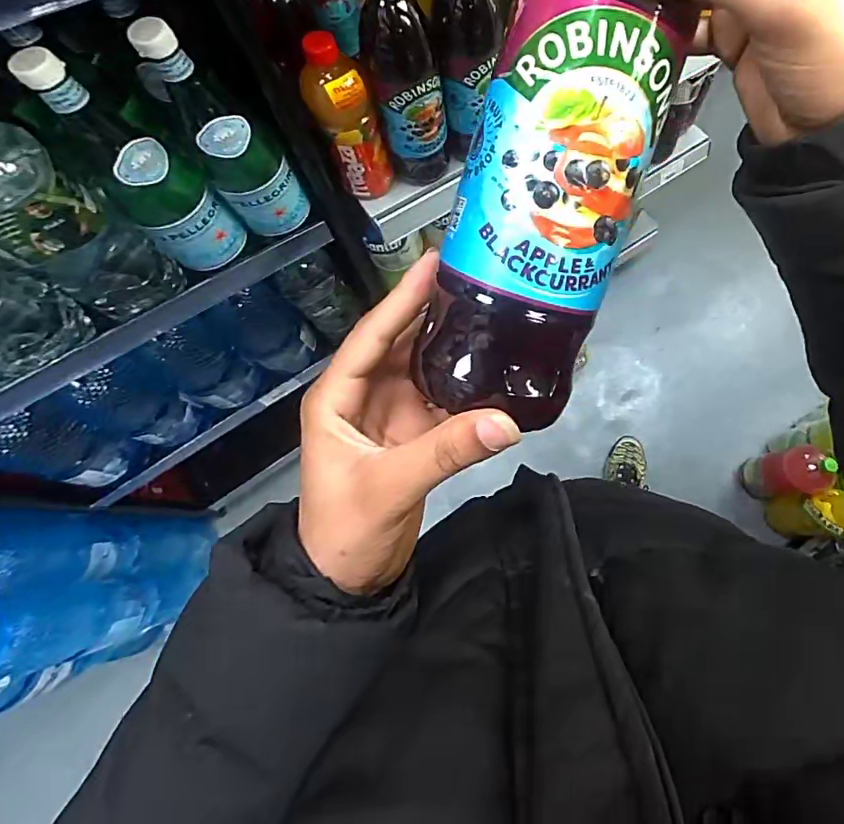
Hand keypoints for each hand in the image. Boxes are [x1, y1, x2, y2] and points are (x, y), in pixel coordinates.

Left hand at [297, 252, 521, 594]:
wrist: (348, 581)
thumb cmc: (345, 531)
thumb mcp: (390, 487)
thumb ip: (446, 452)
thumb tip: (506, 422)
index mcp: (337, 396)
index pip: (371, 336)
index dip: (402, 298)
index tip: (433, 262)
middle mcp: (362, 394)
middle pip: (397, 341)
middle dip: (429, 307)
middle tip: (469, 273)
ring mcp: (389, 411)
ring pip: (420, 363)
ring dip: (447, 337)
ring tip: (484, 303)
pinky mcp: (411, 431)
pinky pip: (439, 394)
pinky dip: (461, 378)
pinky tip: (488, 359)